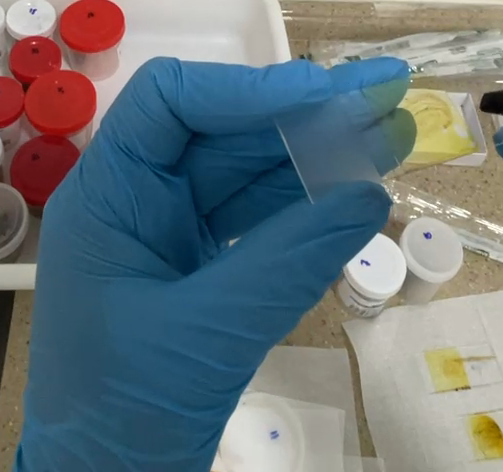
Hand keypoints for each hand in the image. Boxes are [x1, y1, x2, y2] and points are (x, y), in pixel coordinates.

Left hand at [16, 58, 400, 471]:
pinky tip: (362, 186)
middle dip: (303, 111)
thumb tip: (368, 198)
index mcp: (109, 192)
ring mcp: (175, 227)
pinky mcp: (205, 262)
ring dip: (320, 150)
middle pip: (225, 129)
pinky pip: (261, 215)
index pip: (171, 102)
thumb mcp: (204, 333)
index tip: (320, 92)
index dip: (245, 88)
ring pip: (251, 169)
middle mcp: (142, 195)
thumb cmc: (124, 415)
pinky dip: (311, 201)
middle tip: (382, 90)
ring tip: (392, 130)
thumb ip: (286, 261)